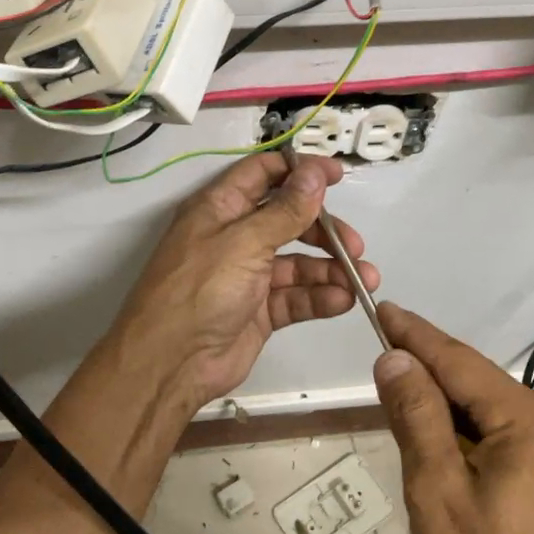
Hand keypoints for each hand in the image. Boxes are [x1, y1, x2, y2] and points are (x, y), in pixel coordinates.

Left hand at [105, 151, 379, 407]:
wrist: (170, 363)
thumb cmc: (199, 290)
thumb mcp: (243, 243)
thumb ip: (284, 211)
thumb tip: (314, 174)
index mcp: (220, 209)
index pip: (262, 174)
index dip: (299, 171)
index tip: (337, 174)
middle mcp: (235, 237)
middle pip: (288, 220)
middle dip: (324, 230)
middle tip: (355, 244)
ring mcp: (248, 276)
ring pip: (298, 262)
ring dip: (331, 268)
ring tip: (363, 279)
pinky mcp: (260, 311)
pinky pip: (296, 297)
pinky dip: (320, 297)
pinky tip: (342, 300)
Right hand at [373, 304, 533, 533]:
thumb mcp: (437, 497)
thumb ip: (417, 419)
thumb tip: (396, 359)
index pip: (463, 365)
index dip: (417, 337)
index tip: (383, 310)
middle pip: (486, 393)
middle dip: (433, 382)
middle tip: (383, 372)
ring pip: (502, 426)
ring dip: (454, 420)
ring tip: (409, 420)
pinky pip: (522, 456)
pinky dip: (479, 449)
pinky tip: (453, 465)